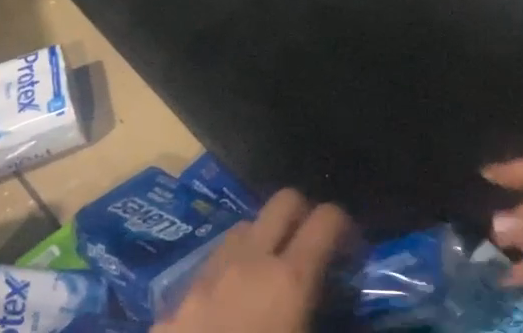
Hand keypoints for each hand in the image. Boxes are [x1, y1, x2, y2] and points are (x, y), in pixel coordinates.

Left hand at [155, 189, 351, 332]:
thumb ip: (324, 320)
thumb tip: (333, 314)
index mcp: (290, 280)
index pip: (328, 217)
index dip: (345, 227)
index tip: (351, 254)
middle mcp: (249, 264)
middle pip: (284, 201)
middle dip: (304, 216)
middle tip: (312, 252)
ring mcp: (205, 280)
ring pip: (243, 229)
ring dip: (263, 242)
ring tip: (268, 281)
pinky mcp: (171, 306)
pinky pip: (208, 270)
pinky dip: (227, 276)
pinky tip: (227, 315)